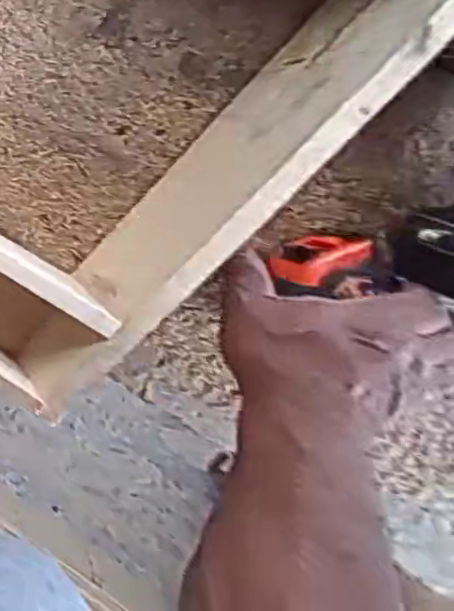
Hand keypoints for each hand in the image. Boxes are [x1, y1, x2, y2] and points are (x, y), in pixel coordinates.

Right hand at [222, 250, 453, 428]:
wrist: (300, 420)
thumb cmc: (285, 366)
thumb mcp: (248, 310)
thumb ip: (249, 279)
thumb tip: (244, 258)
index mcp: (379, 322)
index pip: (422, 299)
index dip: (407, 288)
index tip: (387, 282)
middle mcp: (406, 352)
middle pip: (444, 332)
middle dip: (427, 320)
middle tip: (395, 311)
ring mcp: (406, 384)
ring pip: (437, 363)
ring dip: (421, 352)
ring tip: (387, 345)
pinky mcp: (397, 409)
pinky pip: (415, 389)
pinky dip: (400, 379)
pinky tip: (371, 377)